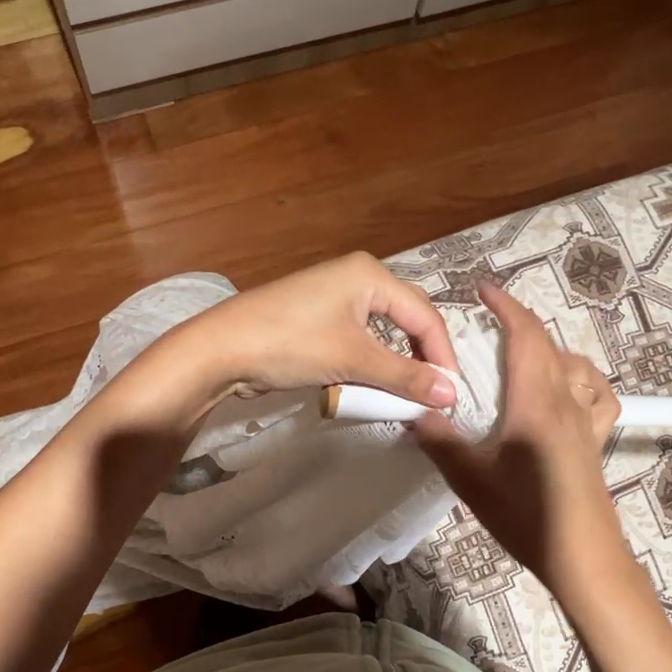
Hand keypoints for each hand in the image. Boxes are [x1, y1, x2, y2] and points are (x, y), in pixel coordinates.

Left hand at [161, 252, 459, 409]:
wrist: (220, 349)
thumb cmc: (291, 344)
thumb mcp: (354, 360)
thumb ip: (405, 378)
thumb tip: (452, 395)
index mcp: (370, 274)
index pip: (425, 314)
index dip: (442, 356)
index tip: (452, 394)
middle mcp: (356, 278)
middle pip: (406, 320)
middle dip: (420, 360)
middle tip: (432, 397)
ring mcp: (333, 298)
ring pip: (381, 334)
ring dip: (394, 366)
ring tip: (406, 397)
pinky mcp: (316, 319)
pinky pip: (358, 341)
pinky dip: (369, 365)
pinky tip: (373, 387)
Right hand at [414, 282, 629, 595]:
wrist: (581, 558)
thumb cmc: (524, 516)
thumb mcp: (470, 479)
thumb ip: (440, 440)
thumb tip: (413, 412)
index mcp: (534, 402)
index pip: (524, 335)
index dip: (505, 306)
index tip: (482, 292)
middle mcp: (566, 401)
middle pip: (547, 345)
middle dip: (518, 325)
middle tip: (486, 328)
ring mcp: (586, 421)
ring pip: (573, 365)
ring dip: (546, 350)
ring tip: (518, 359)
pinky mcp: (595, 442)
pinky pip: (597, 395)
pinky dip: (581, 379)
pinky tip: (566, 391)